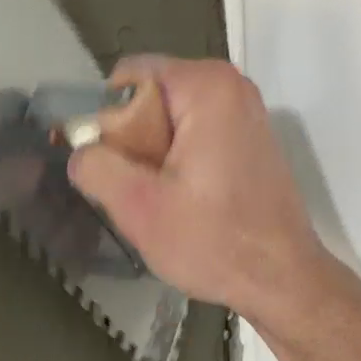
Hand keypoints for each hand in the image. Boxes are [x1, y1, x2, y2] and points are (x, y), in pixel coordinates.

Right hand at [68, 57, 332, 322]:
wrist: (281, 281)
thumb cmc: (215, 244)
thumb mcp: (140, 208)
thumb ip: (97, 169)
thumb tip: (79, 153)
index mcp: (206, 86)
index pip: (128, 79)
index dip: (107, 124)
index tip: (113, 173)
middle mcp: (231, 87)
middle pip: (151, 102)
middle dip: (133, 149)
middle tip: (140, 199)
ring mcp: (246, 117)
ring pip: (171, 129)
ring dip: (155, 167)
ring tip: (164, 210)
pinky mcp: (250, 148)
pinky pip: (196, 145)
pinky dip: (181, 173)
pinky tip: (186, 212)